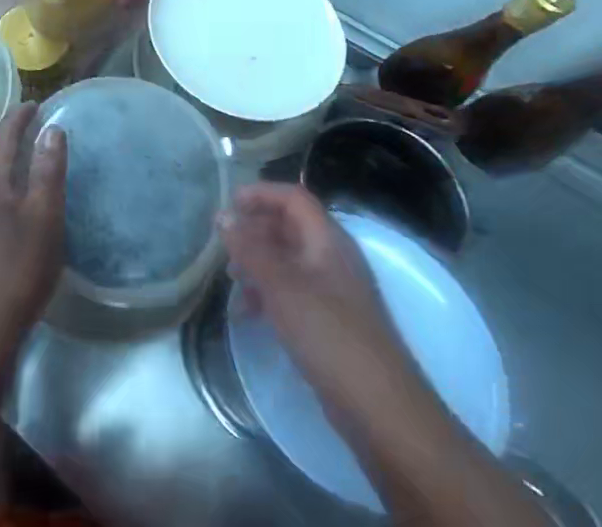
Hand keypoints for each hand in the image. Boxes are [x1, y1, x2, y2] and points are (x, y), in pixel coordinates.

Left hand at [0, 104, 66, 357]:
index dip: (18, 117)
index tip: (36, 103)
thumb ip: (48, 171)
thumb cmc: (21, 264)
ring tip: (20, 144)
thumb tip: (52, 129)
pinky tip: (11, 184)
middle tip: (29, 118)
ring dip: (0, 149)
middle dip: (6, 129)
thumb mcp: (45, 215)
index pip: (2, 136)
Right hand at [219, 184, 422, 414]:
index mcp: (328, 241)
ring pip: (287, 260)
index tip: (227, 204)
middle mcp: (333, 258)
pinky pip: (292, 291)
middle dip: (254, 230)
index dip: (261, 194)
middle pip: (289, 227)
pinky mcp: (329, 320)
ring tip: (231, 279)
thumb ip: (249, 248)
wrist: (378, 406)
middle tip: (223, 244)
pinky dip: (267, 293)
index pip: (294, 198)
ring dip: (256, 263)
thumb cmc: (328, 334)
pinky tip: (246, 312)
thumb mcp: (281, 285)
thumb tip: (223, 216)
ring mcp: (333, 290)